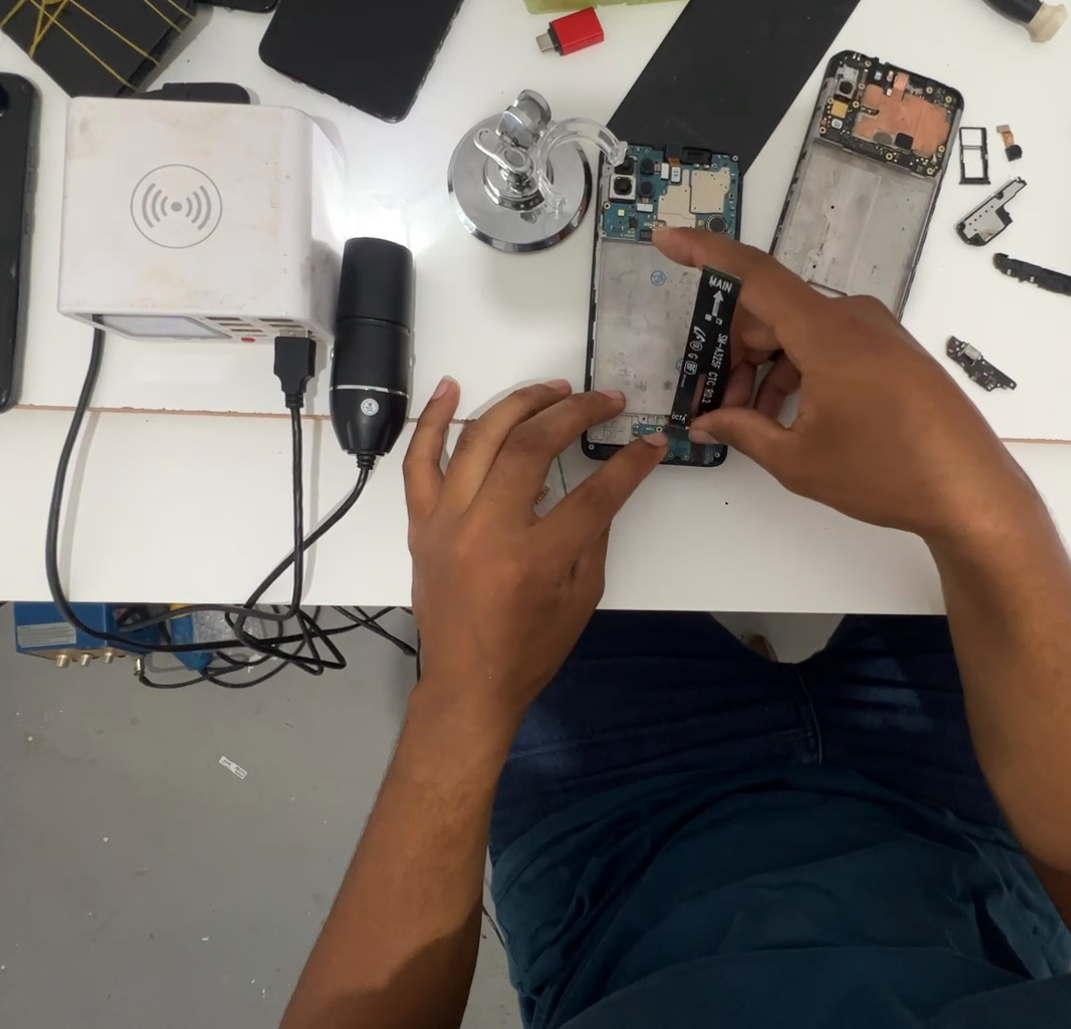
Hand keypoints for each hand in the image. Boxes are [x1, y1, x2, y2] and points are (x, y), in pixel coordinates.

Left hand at [404, 378, 665, 728]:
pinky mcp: (420, 523)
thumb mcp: (583, 595)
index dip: (631, 464)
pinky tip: (451, 386)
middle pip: (532, 447)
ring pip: (480, 439)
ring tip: (553, 388)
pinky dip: (431, 420)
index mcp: (535, 559)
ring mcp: (446, 522)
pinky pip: (418, 461)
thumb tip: (608, 481)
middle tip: (604, 400)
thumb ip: (594, 532)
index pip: (595, 494)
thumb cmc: (532, 648)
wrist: (467, 684)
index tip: (651, 441)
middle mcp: (487, 531)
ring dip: (519, 403)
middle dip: (575, 413)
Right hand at [654, 228, 1045, 547]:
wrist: (971, 492)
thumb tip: (706, 422)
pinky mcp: (892, 351)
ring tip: (752, 421)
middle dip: (734, 352)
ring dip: (766, 368)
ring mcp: (878, 332)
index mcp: (828, 333)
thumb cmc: (886, 474)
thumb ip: (743, 432)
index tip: (669, 239)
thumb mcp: (799, 460)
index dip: (705, 253)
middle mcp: (854, 319)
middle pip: (772, 312)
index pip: (755, 275)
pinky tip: (789, 415)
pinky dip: (799, 370)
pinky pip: (830, 344)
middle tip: (715, 403)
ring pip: (800, 332)